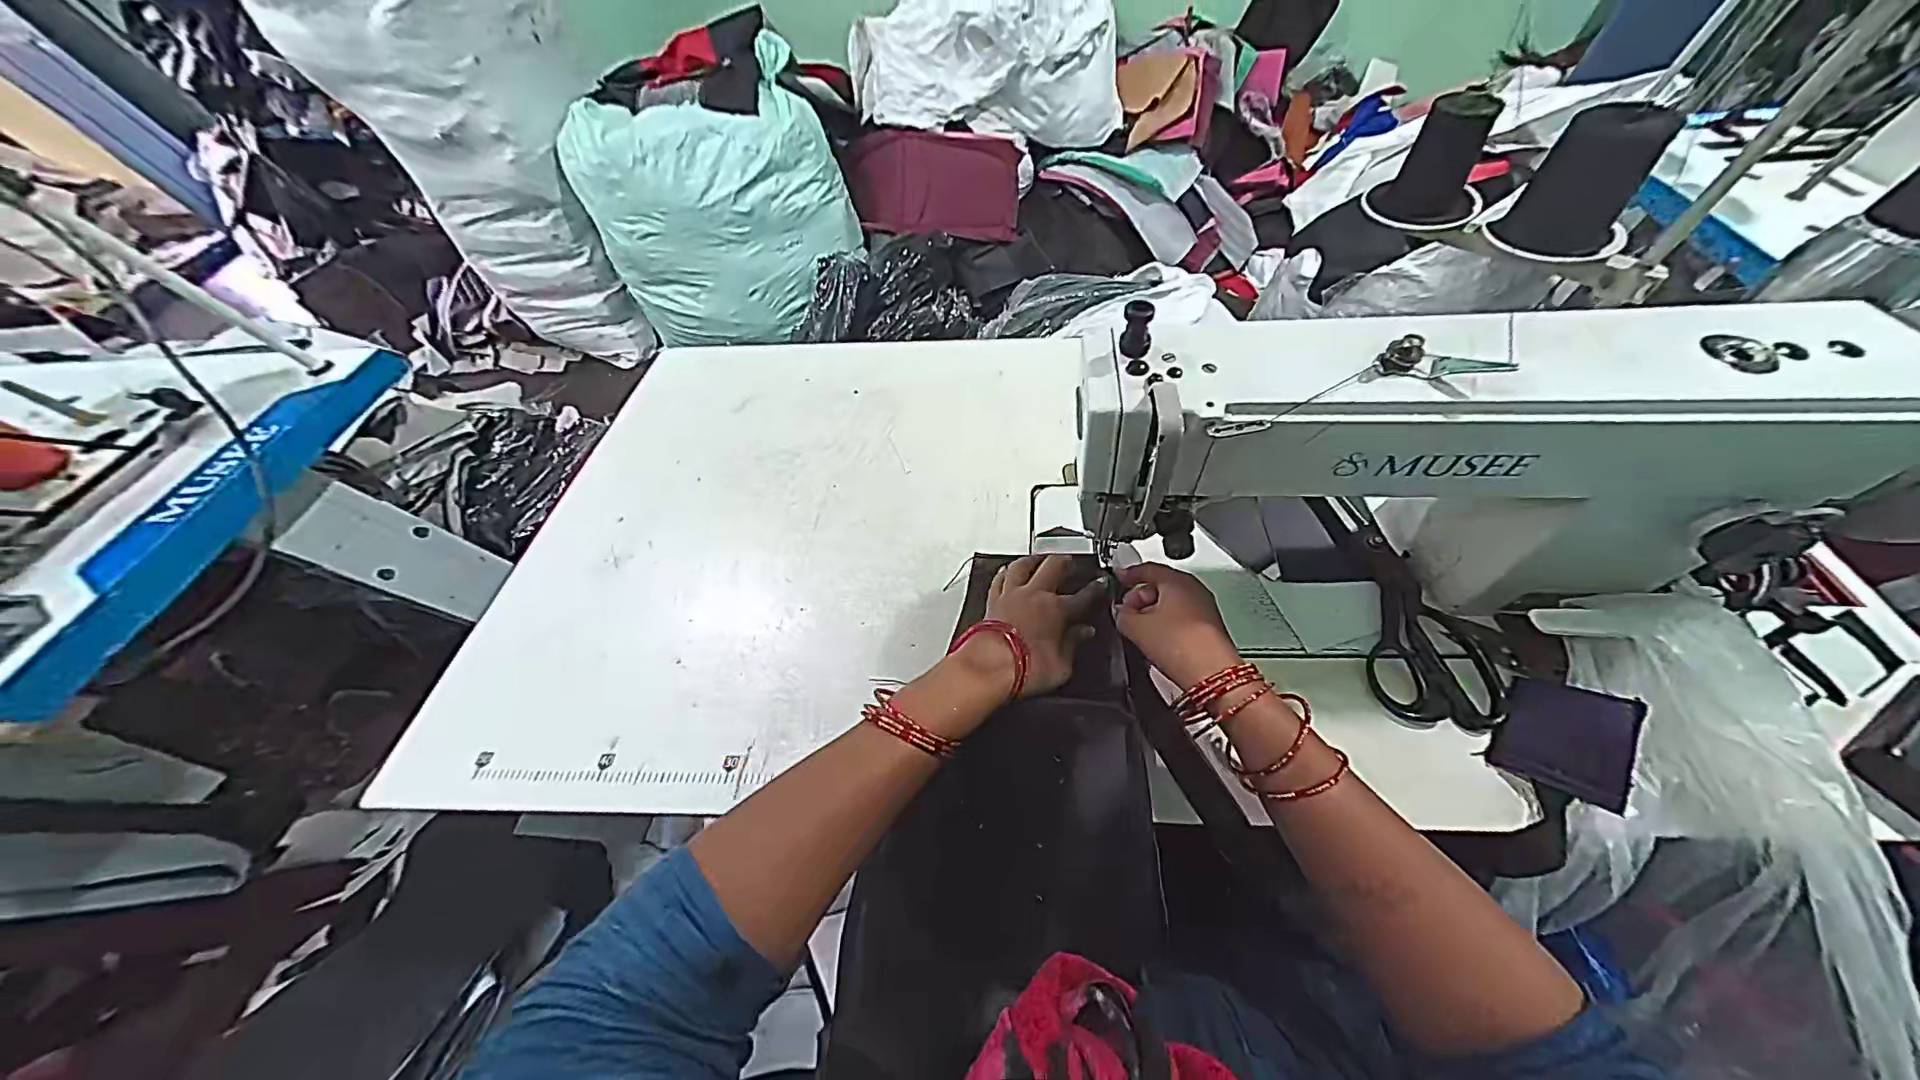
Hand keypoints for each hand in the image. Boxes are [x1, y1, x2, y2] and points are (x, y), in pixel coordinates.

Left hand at [963, 554, 1103, 698]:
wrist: (989, 667)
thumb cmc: (1023, 668)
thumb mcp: (1061, 666)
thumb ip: (1073, 645)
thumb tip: (1082, 634)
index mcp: (1057, 610)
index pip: (1084, 596)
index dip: (1096, 589)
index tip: (1100, 585)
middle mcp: (1035, 596)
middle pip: (1054, 566)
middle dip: (1066, 562)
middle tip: (1070, 561)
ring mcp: (1012, 595)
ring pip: (1024, 565)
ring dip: (1034, 559)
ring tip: (1039, 558)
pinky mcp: (993, 602)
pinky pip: (1000, 579)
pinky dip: (1005, 572)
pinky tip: (1006, 570)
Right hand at [1112, 563, 1240, 688]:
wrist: (1211, 673)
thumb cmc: (1183, 645)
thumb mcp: (1135, 627)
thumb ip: (1122, 614)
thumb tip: (1121, 613)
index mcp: (1178, 580)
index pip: (1148, 568)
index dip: (1129, 574)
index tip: (1120, 578)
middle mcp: (1195, 590)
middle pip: (1161, 585)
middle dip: (1140, 596)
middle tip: (1126, 610)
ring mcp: (1205, 609)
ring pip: (1172, 603)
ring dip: (1153, 611)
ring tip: (1139, 629)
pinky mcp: (1209, 628)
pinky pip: (1182, 618)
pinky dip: (1167, 623)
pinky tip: (1157, 640)